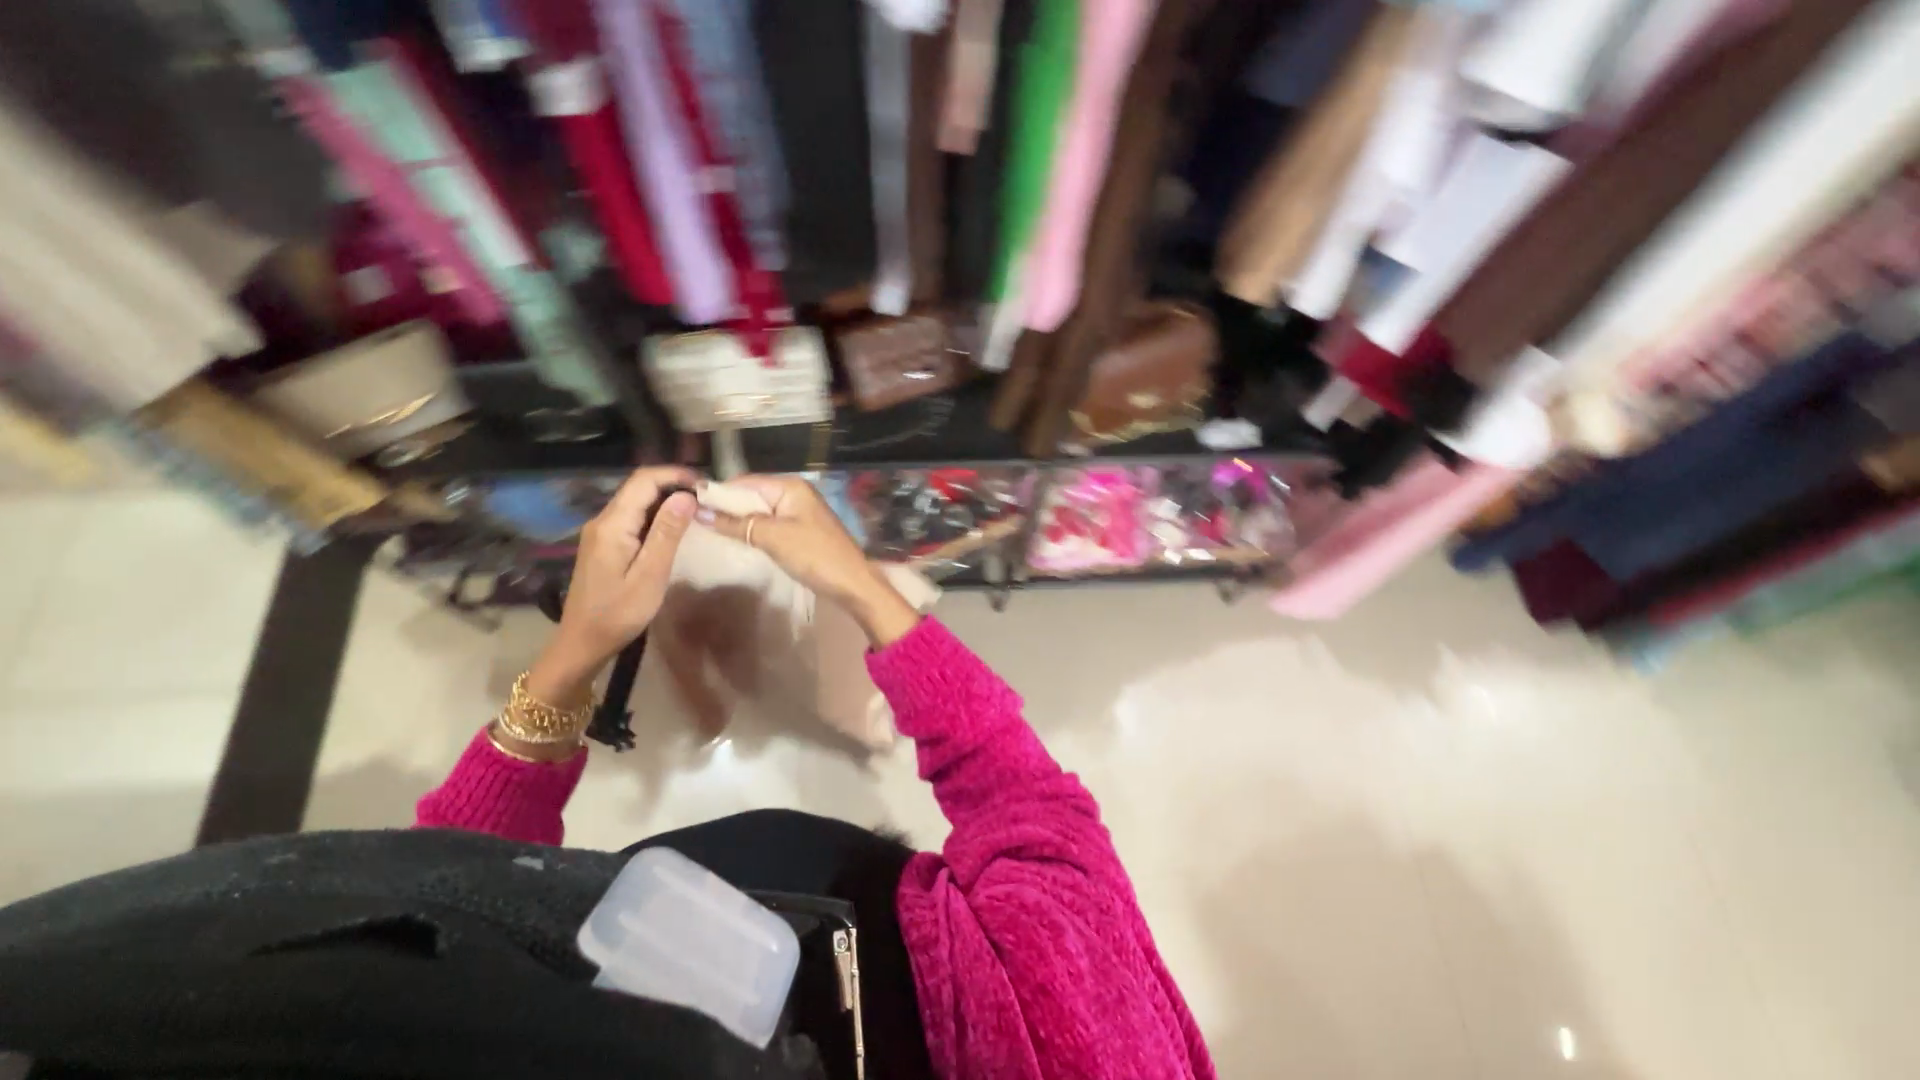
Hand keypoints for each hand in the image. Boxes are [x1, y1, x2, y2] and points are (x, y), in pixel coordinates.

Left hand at [527, 466, 698, 706]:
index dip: (675, 475)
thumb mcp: (650, 576)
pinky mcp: (603, 545)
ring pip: (635, 502)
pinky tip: (673, 530)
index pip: (644, 481)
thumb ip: (667, 534)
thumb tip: (686, 496)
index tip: (705, 485)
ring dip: (665, 501)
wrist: (582, 643)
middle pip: (639, 487)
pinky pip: (631, 519)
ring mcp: (600, 533)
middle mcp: (603, 521)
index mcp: (612, 525)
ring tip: (697, 512)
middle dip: (673, 485)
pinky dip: (655, 517)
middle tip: (707, 499)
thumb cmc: (618, 614)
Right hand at [697, 474, 920, 646]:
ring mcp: (799, 511)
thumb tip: (700, 512)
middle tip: (696, 521)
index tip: (690, 505)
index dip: (718, 492)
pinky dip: (753, 530)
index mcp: (790, 486)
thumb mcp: (772, 537)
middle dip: (727, 506)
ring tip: (710, 531)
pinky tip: (738, 540)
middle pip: (751, 494)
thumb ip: (737, 524)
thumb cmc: (814, 555)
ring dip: (739, 520)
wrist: (852, 583)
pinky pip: (770, 524)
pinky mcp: (801, 530)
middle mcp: (794, 492)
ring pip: (760, 510)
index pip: (745, 481)